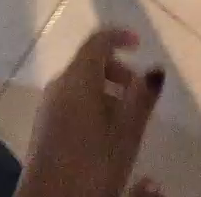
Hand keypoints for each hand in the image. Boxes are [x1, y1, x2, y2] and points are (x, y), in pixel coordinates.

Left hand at [17, 27, 166, 196]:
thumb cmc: (92, 164)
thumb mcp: (126, 134)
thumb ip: (142, 98)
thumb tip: (155, 69)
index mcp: (77, 78)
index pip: (97, 40)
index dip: (119, 36)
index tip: (141, 45)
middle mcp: (59, 84)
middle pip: (89, 62)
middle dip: (117, 71)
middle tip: (139, 93)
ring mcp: (48, 105)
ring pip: (81, 84)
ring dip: (107, 92)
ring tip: (127, 121)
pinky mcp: (45, 126)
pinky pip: (72, 101)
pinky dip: (92, 105)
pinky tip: (106, 135)